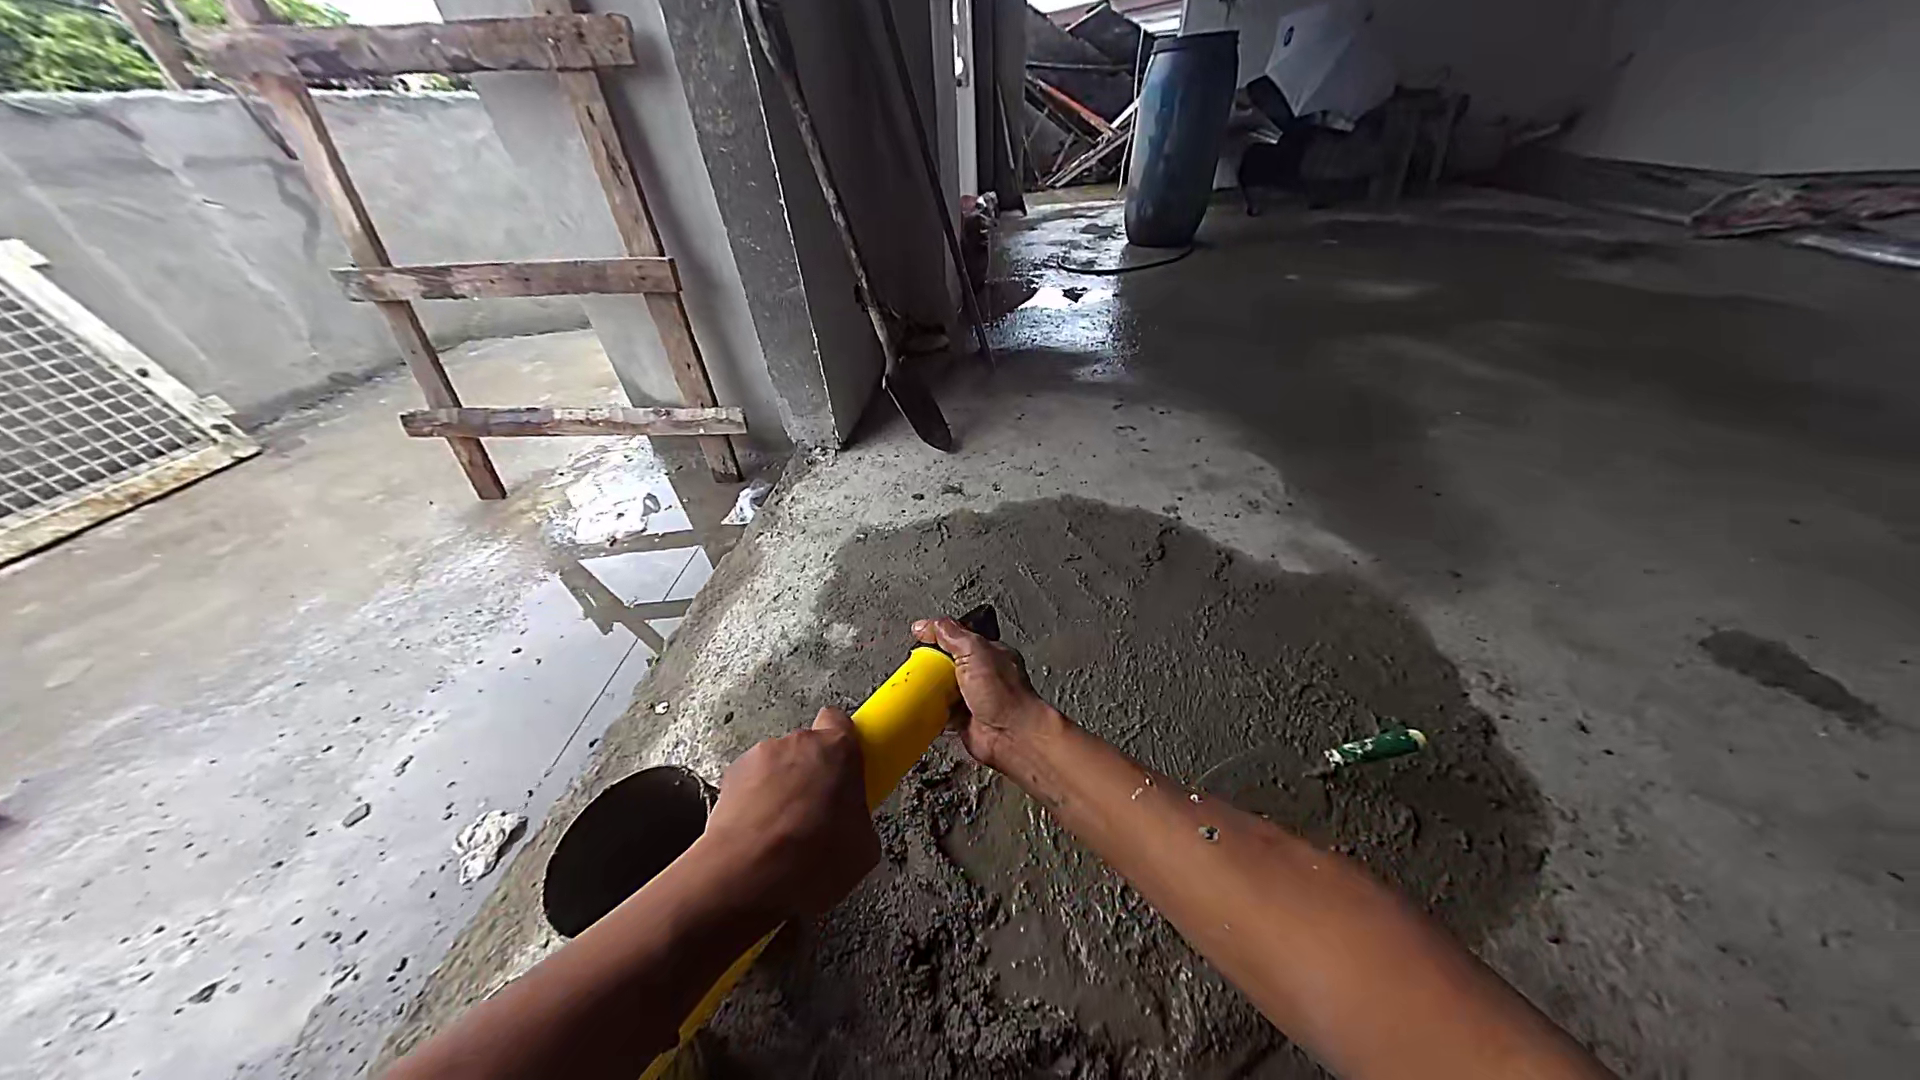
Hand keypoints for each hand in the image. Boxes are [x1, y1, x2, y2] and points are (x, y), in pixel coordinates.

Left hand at [701, 708, 879, 918]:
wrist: (746, 877)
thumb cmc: (807, 859)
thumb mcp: (862, 849)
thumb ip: (860, 819)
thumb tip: (854, 829)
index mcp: (839, 750)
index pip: (842, 722)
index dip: (842, 742)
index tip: (846, 766)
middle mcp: (800, 742)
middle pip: (809, 746)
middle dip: (812, 772)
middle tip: (815, 811)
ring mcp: (763, 755)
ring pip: (778, 764)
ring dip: (781, 787)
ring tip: (781, 830)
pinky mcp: (733, 773)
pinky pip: (751, 781)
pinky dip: (754, 800)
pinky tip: (757, 833)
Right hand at [911, 617, 1059, 771]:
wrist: (1011, 736)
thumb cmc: (1006, 695)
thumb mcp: (974, 651)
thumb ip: (952, 634)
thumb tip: (926, 625)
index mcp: (990, 653)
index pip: (959, 637)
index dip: (939, 636)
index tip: (920, 637)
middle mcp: (982, 675)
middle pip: (947, 663)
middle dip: (932, 665)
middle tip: (920, 666)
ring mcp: (973, 699)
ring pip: (942, 689)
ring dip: (931, 689)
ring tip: (922, 687)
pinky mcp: (963, 721)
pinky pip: (940, 712)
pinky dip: (931, 711)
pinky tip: (924, 707)